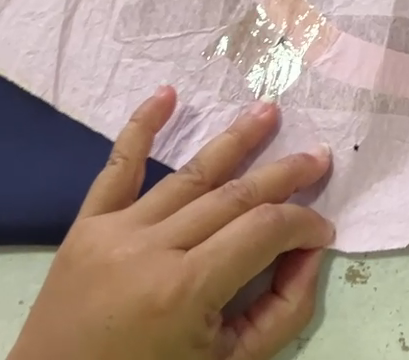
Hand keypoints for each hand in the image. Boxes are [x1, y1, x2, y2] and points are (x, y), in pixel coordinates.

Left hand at [8, 87, 334, 359]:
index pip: (264, 231)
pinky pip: (116, 169)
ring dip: (236, 140)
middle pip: (234, 195)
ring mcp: (115, 233)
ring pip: (190, 174)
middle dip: (285, 174)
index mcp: (186, 291)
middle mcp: (152, 250)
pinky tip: (168, 94)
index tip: (323, 230)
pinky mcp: (86, 228)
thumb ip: (282, 313)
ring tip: (270, 112)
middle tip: (320, 155)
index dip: (302, 224)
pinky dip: (141, 128)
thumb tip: (311, 251)